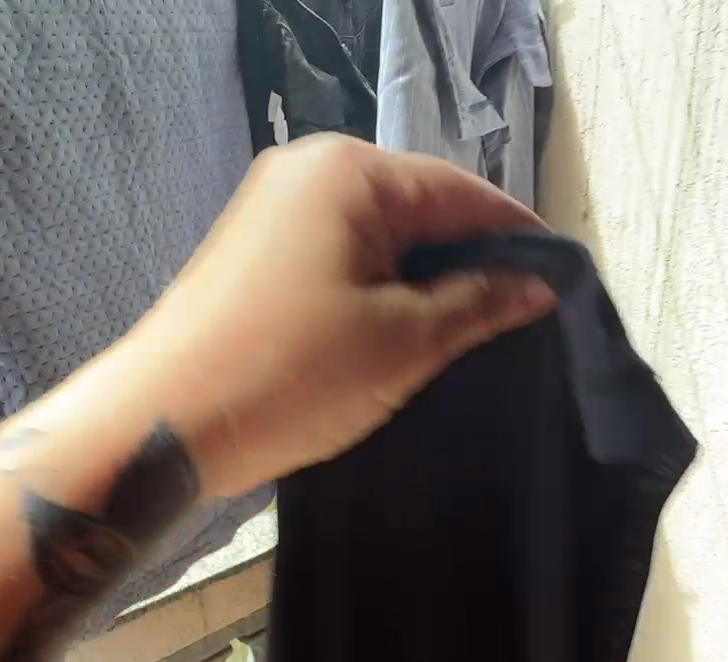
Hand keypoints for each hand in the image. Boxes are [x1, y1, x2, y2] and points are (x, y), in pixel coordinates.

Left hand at [119, 134, 558, 496]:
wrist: (166, 424)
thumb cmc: (292, 376)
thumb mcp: (403, 342)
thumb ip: (478, 303)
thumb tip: (539, 284)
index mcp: (350, 172)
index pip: (463, 193)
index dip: (518, 240)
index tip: (560, 286)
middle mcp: (309, 172)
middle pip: (421, 211)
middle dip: (470, 265)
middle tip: (514, 322)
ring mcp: (276, 212)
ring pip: (382, 241)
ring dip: (425, 284)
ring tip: (465, 336)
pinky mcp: (259, 255)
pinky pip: (344, 261)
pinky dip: (381, 293)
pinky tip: (404, 333)